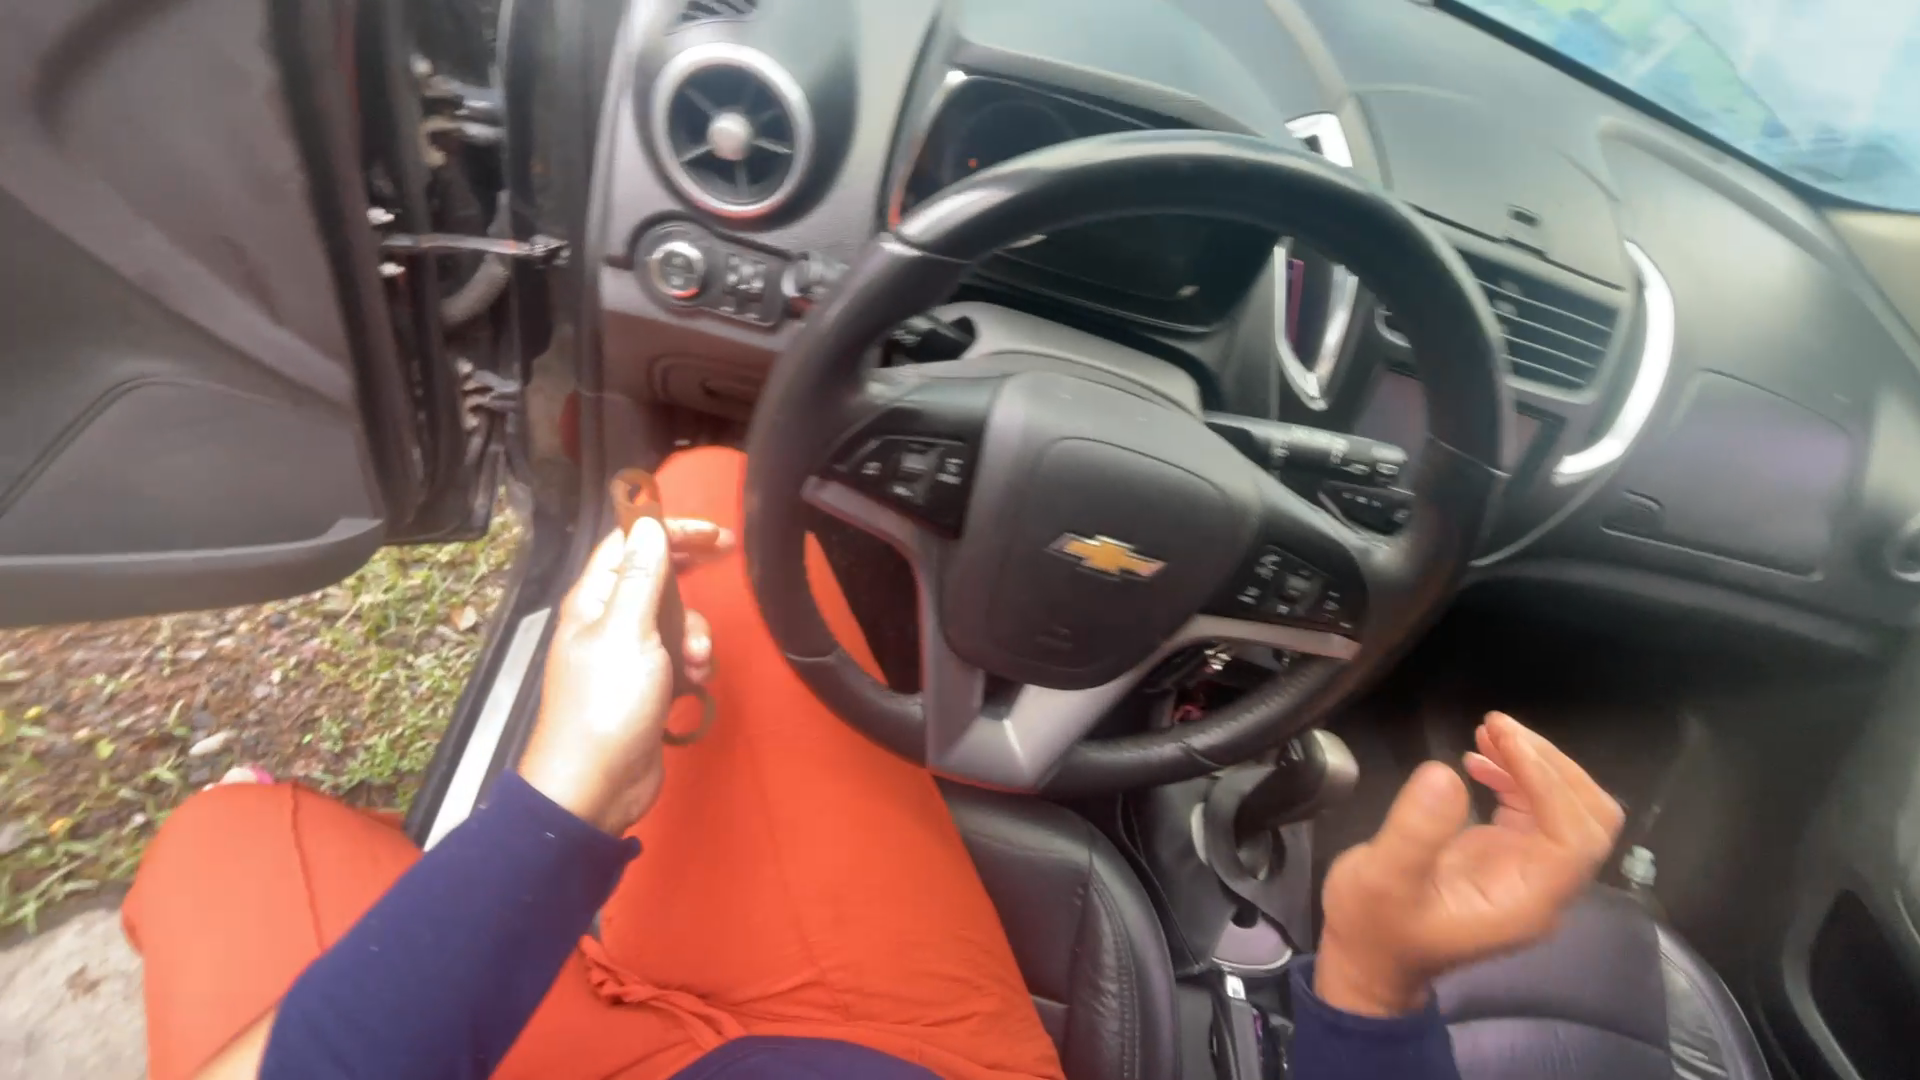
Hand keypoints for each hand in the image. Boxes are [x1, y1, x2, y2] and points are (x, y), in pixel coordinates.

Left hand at [516, 517, 731, 834]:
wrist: (595, 786)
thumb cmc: (607, 703)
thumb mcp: (628, 632)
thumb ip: (642, 576)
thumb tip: (648, 523)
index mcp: (595, 599)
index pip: (629, 543)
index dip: (668, 528)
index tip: (713, 532)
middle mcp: (610, 618)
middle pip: (656, 574)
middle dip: (691, 569)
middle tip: (726, 555)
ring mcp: (629, 651)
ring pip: (675, 616)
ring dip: (696, 630)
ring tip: (696, 659)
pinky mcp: (648, 680)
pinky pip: (679, 653)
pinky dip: (693, 660)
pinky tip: (695, 680)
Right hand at [1315, 712, 1623, 1016]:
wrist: (1369, 959)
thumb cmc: (1374, 924)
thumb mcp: (1381, 878)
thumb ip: (1415, 830)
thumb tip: (1445, 772)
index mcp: (1525, 899)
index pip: (1573, 836)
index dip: (1547, 782)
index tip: (1500, 739)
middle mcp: (1540, 886)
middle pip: (1588, 821)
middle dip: (1552, 766)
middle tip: (1496, 726)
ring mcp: (1525, 872)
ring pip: (1567, 811)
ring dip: (1536, 765)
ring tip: (1486, 732)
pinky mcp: (1504, 860)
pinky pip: (1535, 813)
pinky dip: (1517, 777)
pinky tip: (1478, 761)